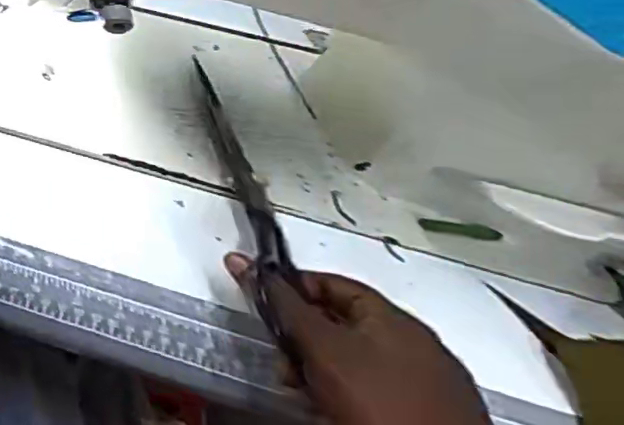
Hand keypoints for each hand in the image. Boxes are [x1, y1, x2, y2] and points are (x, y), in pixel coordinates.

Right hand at [224, 254, 489, 424]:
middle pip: (340, 321)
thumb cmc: (375, 399)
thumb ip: (279, 300)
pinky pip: (375, 385)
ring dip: (318, 364)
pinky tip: (330, 402)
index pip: (330, 283)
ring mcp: (431, 385)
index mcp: (399, 321)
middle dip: (302, 336)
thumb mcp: (317, 343)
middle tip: (283, 355)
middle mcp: (420, 347)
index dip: (291, 288)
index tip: (266, 305)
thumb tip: (241, 262)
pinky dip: (346, 388)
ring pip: (354, 356)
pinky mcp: (431, 415)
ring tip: (301, 384)